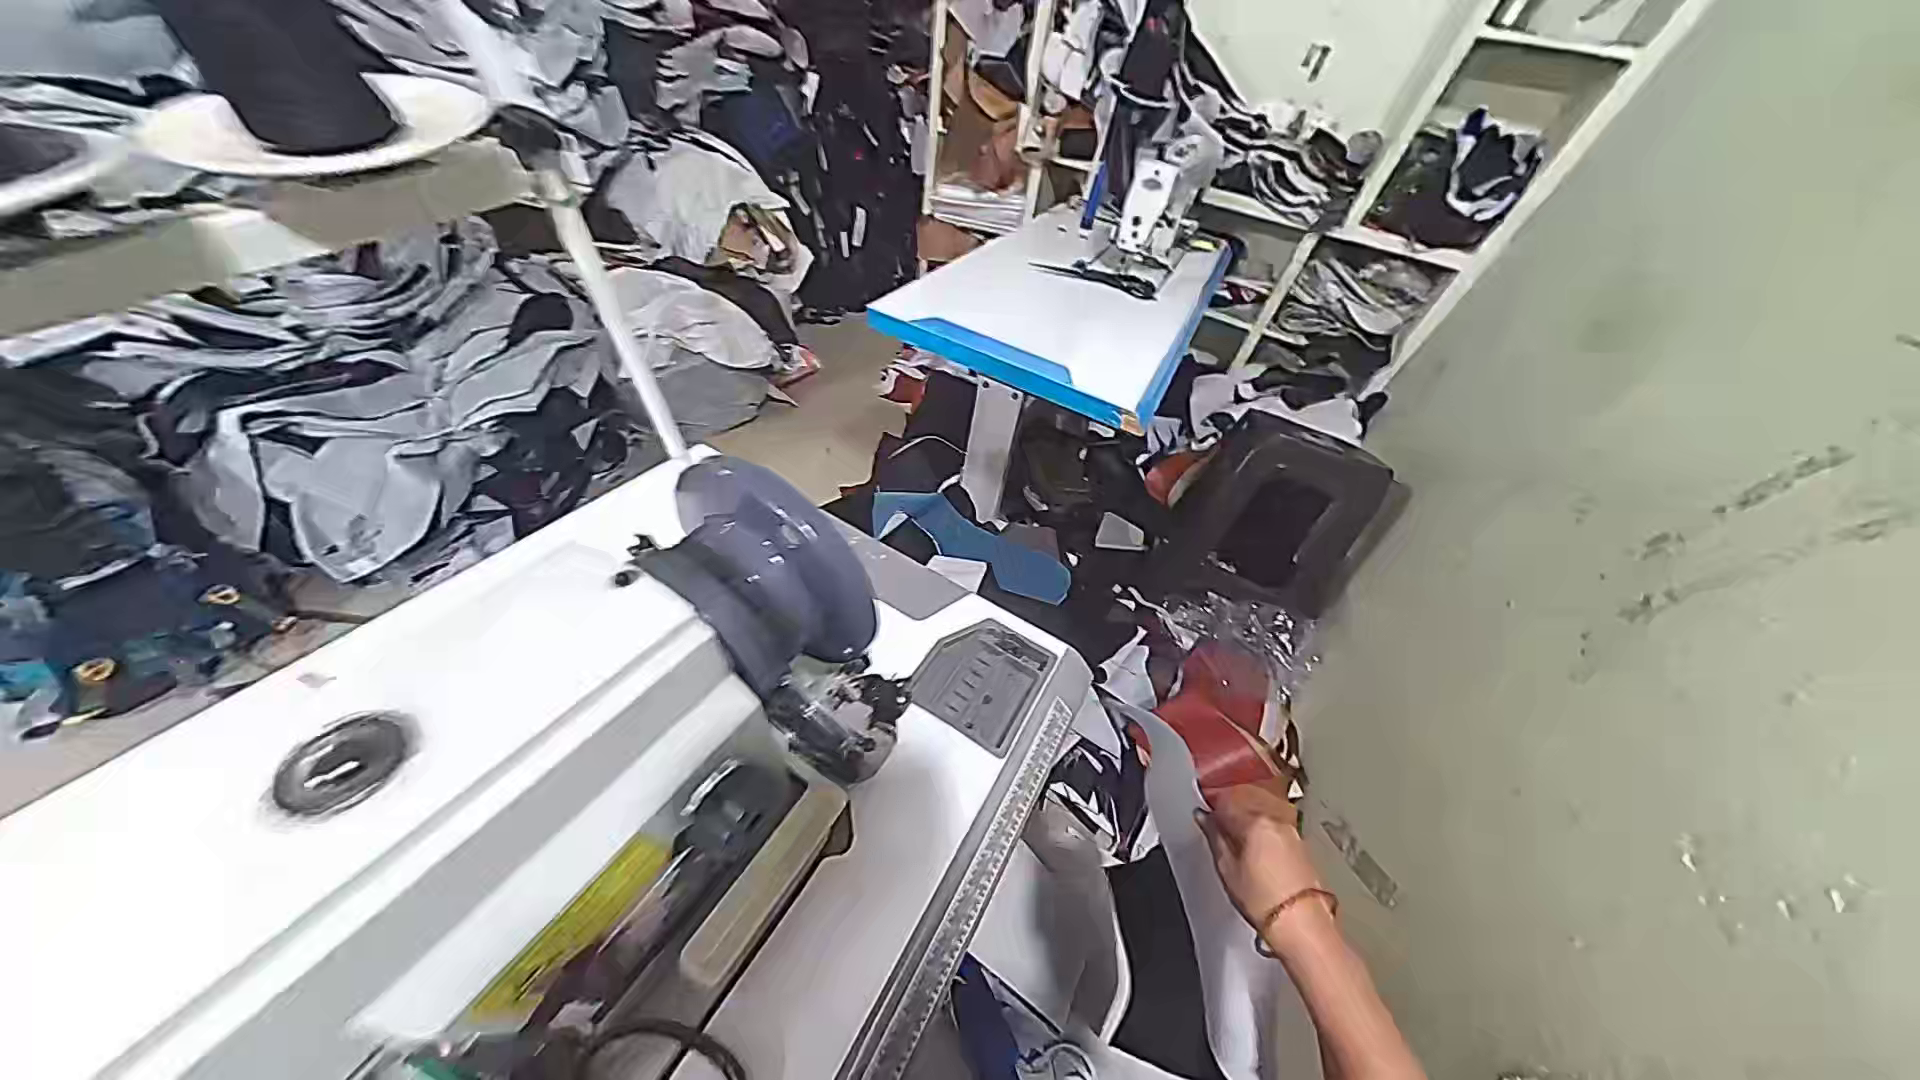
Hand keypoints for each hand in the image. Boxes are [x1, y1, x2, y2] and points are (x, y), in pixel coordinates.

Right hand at [1195, 784, 1327, 943]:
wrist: (1304, 929)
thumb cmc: (1266, 902)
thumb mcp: (1226, 868)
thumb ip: (1214, 836)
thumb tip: (1204, 819)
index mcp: (1255, 821)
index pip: (1226, 802)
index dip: (1211, 810)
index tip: (1205, 819)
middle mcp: (1276, 822)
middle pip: (1246, 807)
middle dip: (1230, 817)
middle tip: (1218, 834)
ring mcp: (1292, 835)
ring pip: (1261, 820)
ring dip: (1247, 829)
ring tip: (1238, 852)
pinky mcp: (1303, 850)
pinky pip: (1275, 834)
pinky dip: (1263, 840)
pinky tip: (1257, 860)